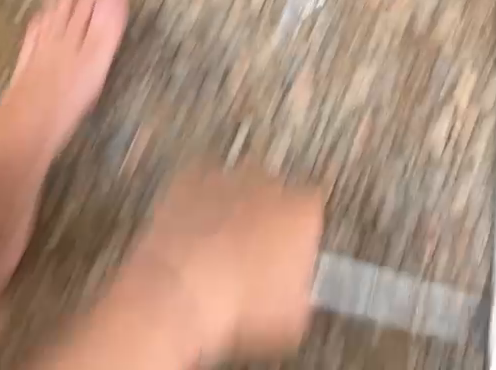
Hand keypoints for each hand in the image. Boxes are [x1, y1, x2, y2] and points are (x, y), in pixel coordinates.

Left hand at [118, 165, 325, 362]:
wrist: (183, 294)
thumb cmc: (238, 306)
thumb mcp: (291, 317)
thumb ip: (302, 291)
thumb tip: (297, 294)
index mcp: (305, 212)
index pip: (312, 212)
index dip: (299, 237)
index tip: (289, 258)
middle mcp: (273, 184)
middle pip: (277, 194)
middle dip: (266, 220)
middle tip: (252, 257)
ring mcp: (232, 177)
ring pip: (239, 188)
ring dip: (232, 211)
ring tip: (217, 250)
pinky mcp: (194, 178)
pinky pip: (201, 185)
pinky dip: (198, 204)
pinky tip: (193, 234)